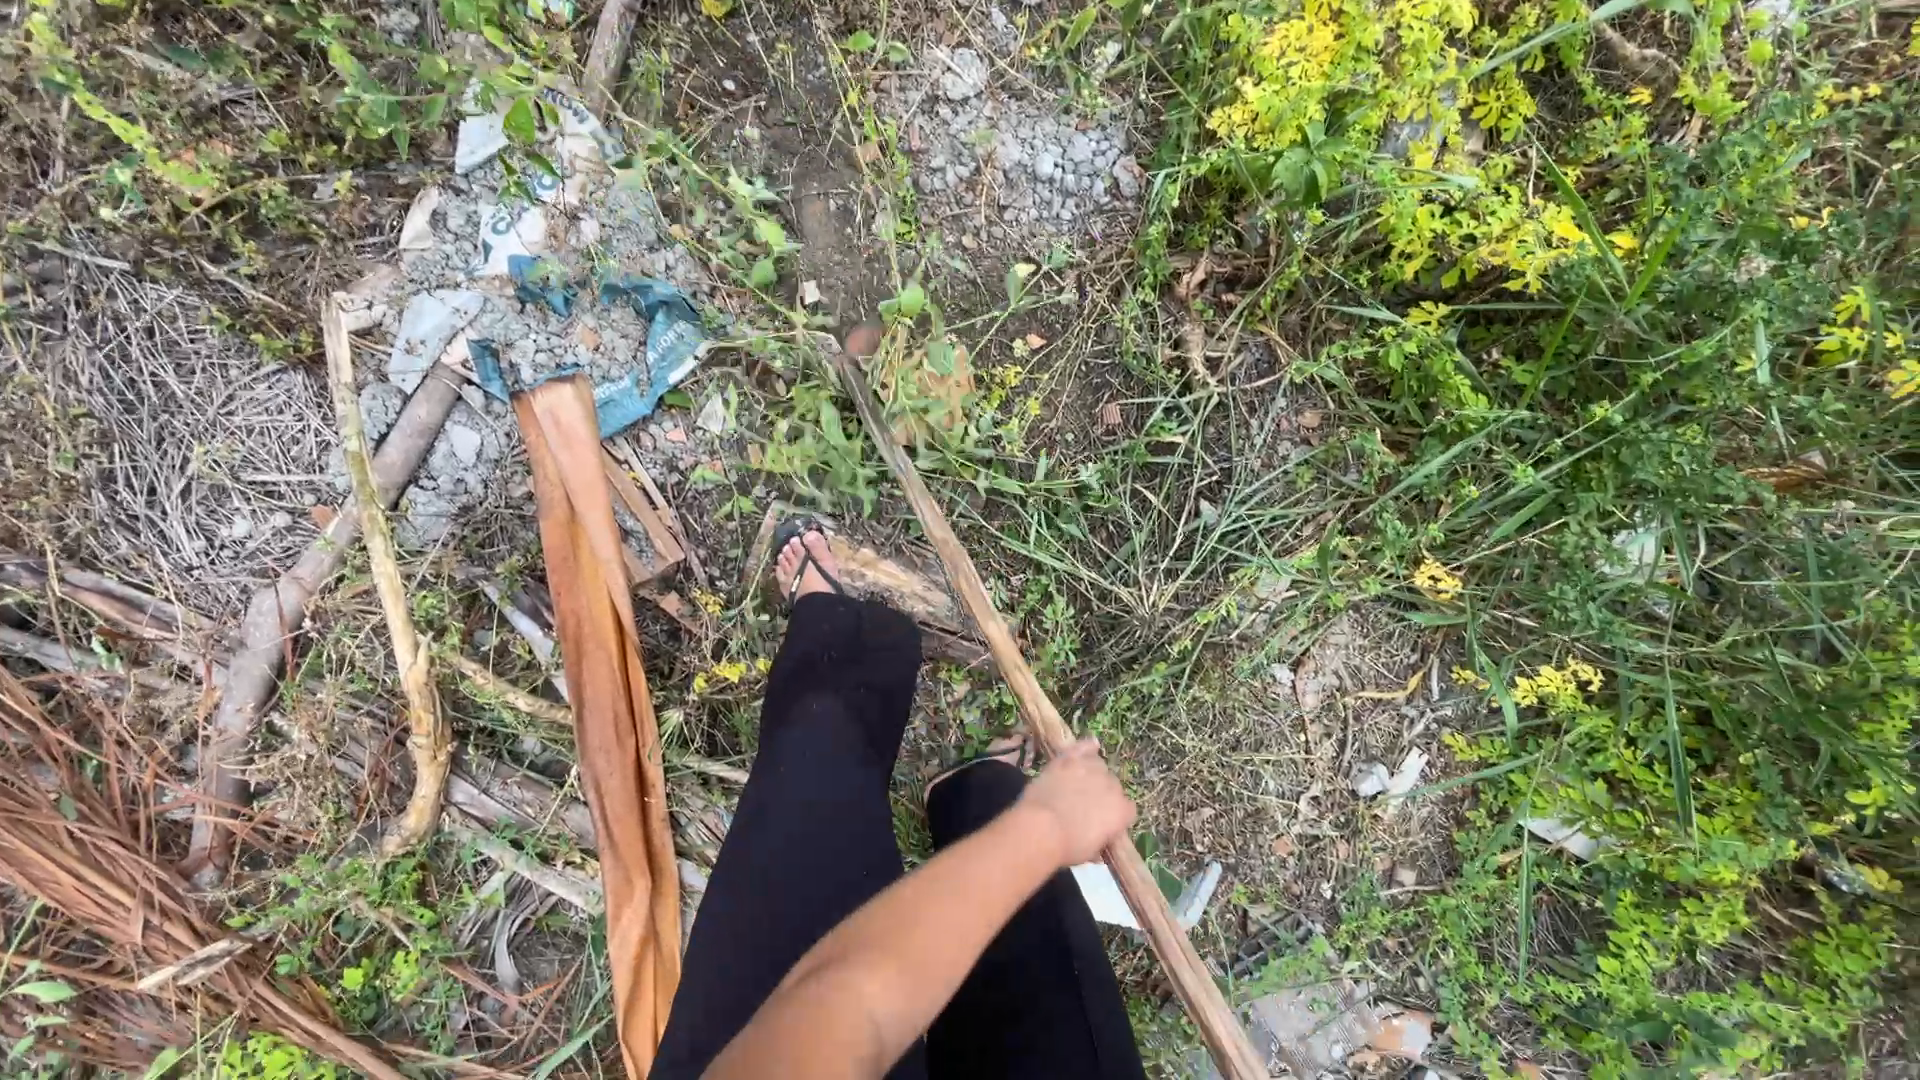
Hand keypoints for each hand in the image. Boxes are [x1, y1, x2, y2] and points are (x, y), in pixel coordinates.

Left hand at [1018, 738, 1136, 867]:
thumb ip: (1100, 842)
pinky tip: (1091, 746)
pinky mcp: (1068, 760)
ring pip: (1098, 765)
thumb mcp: (1090, 852)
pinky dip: (1087, 747)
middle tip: (1085, 806)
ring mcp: (1089, 769)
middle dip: (1102, 795)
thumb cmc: (1068, 847)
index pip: (1128, 810)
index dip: (1115, 817)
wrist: (1041, 828)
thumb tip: (1098, 844)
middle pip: (1113, 786)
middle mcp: (1111, 786)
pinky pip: (1083, 748)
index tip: (1103, 824)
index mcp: (1121, 811)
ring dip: (1092, 773)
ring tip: (1078, 784)